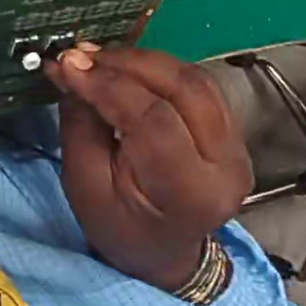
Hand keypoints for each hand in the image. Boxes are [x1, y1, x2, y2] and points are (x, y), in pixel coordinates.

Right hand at [45, 46, 252, 290]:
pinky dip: (158, 68)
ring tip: (98, 57)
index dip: (108, 84)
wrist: (161, 250)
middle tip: (80, 54)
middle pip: (183, 88)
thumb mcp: (84, 183)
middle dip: (126, 62)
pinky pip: (198, 84)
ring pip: (194, 78)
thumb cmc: (117, 225)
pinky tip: (125, 66)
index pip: (153, 119)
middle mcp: (226, 164)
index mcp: (188, 190)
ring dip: (142, 60)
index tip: (68, 64)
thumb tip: (69, 69)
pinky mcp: (233, 131)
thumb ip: (80, 123)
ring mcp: (238, 145)